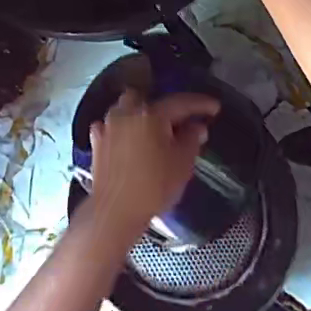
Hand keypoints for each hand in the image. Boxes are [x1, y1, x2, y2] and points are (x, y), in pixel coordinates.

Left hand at [85, 88, 219, 240]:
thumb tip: (197, 127)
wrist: (114, 212)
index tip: (214, 107)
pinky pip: (112, 126)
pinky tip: (128, 142)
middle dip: (161, 105)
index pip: (180, 102)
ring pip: (125, 108)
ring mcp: (108, 126)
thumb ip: (191, 140)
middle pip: (146, 98)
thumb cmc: (153, 186)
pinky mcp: (96, 142)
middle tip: (175, 121)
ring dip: (139, 114)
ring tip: (152, 131)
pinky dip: (122, 129)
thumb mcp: (182, 164)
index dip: (200, 104)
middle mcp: (126, 112)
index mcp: (151, 114)